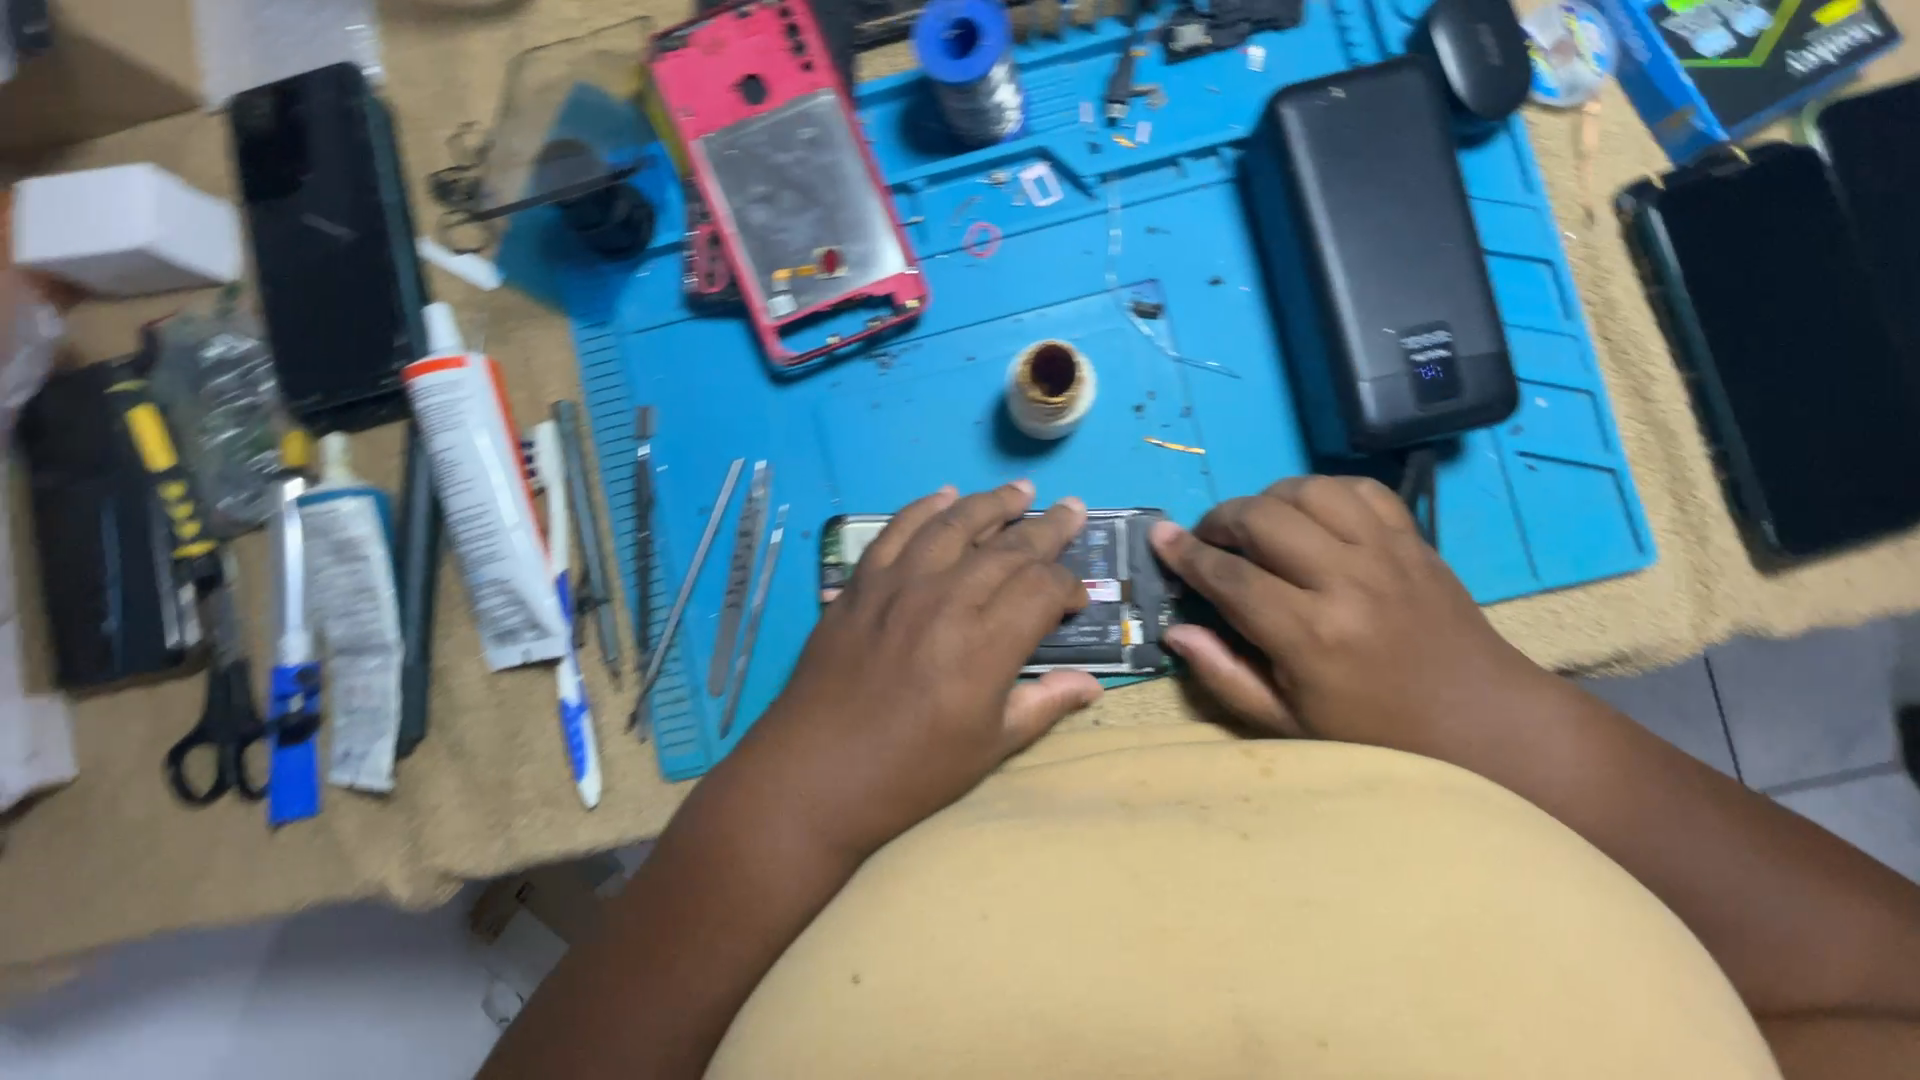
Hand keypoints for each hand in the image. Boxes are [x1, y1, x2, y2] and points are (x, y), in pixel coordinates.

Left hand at [732, 481, 1102, 860]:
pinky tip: (944, 496)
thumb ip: (1043, 704)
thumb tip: (1093, 685)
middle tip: (1073, 509)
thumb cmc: (910, 772)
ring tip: (1020, 491)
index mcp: (986, 644)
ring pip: (954, 524)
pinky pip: (897, 530)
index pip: (1043, 587)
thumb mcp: (989, 747)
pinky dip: (924, 508)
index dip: (1069, 585)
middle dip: (1048, 528)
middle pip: (1008, 547)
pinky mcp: (861, 584)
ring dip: (992, 502)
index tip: (1075, 600)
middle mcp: (947, 599)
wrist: (815, 773)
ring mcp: (898, 586)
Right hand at [1150, 476, 1561, 754]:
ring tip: (1254, 524)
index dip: (1186, 556)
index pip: (1230, 577)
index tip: (1160, 539)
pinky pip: (1360, 489)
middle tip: (1206, 540)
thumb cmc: (1377, 734)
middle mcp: (1345, 581)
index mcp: (1310, 635)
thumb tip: (1176, 633)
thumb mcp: (1289, 722)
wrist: (1484, 722)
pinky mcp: (1414, 541)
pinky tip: (1309, 513)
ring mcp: (1385, 554)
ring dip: (1268, 499)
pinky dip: (1323, 491)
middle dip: (1220, 521)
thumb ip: (1226, 675)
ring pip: (1308, 491)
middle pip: (1263, 519)